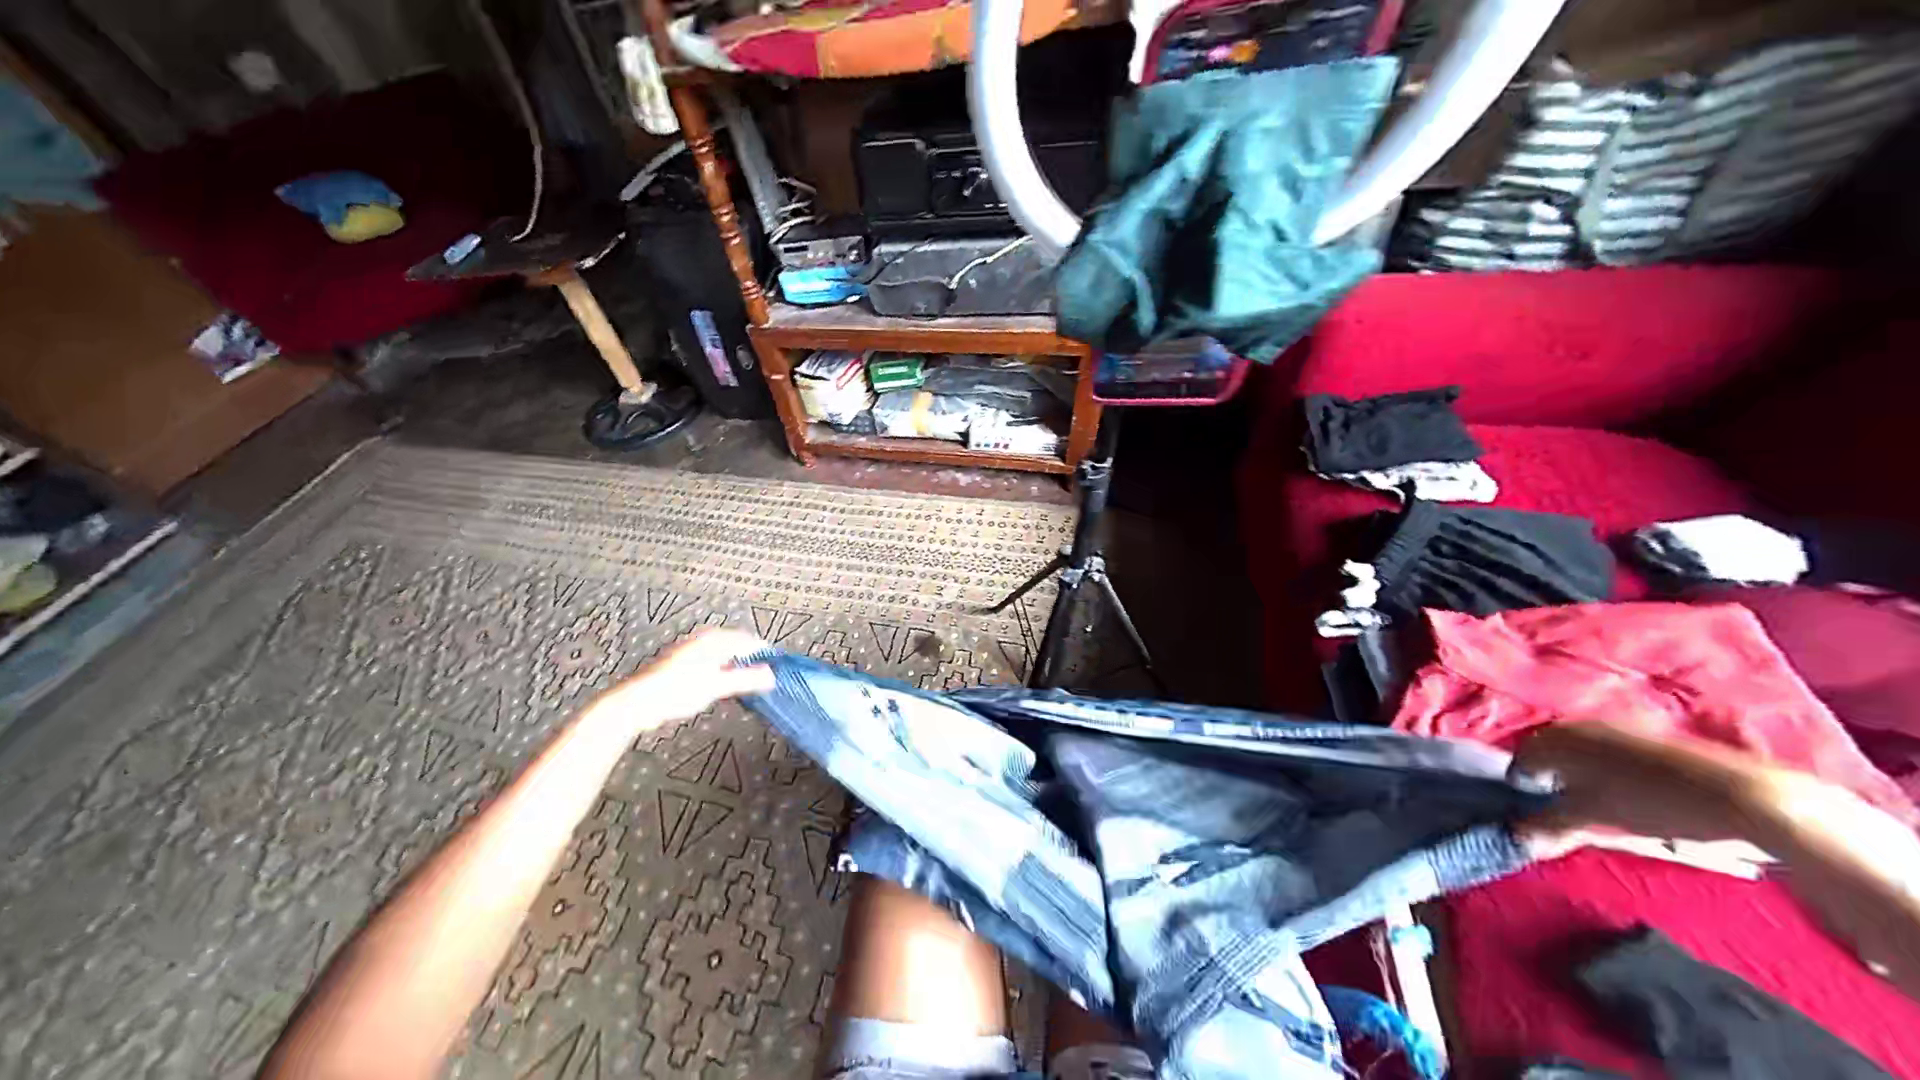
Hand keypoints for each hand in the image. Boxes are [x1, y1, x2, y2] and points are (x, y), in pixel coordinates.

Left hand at [587, 628, 774, 734]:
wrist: (638, 703)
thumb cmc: (676, 691)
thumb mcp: (717, 686)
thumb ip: (746, 679)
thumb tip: (771, 675)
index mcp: (712, 641)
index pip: (746, 639)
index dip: (762, 651)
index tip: (775, 661)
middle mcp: (701, 641)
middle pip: (733, 642)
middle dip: (749, 654)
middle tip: (764, 668)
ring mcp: (690, 651)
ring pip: (721, 651)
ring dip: (735, 660)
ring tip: (747, 675)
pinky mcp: (681, 665)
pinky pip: (710, 659)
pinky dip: (722, 667)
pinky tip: (722, 681)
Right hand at [1509, 723, 1764, 843]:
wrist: (1743, 796)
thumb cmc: (1653, 805)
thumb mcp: (1595, 820)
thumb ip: (1549, 824)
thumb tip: (1514, 836)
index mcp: (1556, 739)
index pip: (1520, 758)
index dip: (1521, 785)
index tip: (1530, 808)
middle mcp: (1579, 726)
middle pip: (1549, 751)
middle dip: (1549, 776)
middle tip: (1562, 807)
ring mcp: (1616, 728)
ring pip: (1580, 750)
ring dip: (1579, 773)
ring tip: (1599, 804)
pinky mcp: (1648, 736)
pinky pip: (1608, 750)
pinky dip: (1606, 769)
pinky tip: (1630, 794)